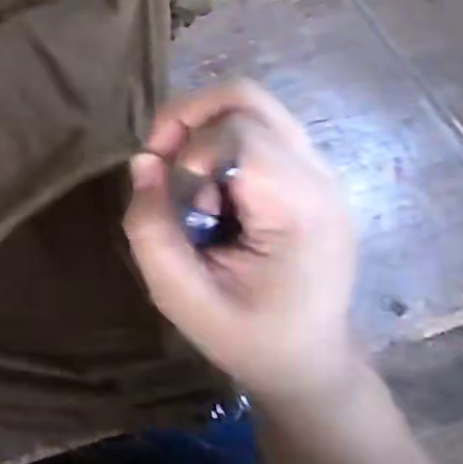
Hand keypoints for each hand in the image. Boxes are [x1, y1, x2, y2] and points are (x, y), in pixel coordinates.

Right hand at [122, 81, 361, 409]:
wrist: (311, 365)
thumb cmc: (247, 337)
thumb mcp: (180, 296)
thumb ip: (151, 228)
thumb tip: (143, 162)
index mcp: (298, 210)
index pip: (241, 133)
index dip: (191, 149)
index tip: (173, 194)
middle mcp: (318, 177)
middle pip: (248, 98)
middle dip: (190, 116)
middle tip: (160, 155)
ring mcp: (320, 172)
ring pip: (253, 105)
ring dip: (203, 126)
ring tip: (181, 171)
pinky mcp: (310, 175)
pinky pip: (259, 128)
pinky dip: (220, 139)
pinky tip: (208, 184)